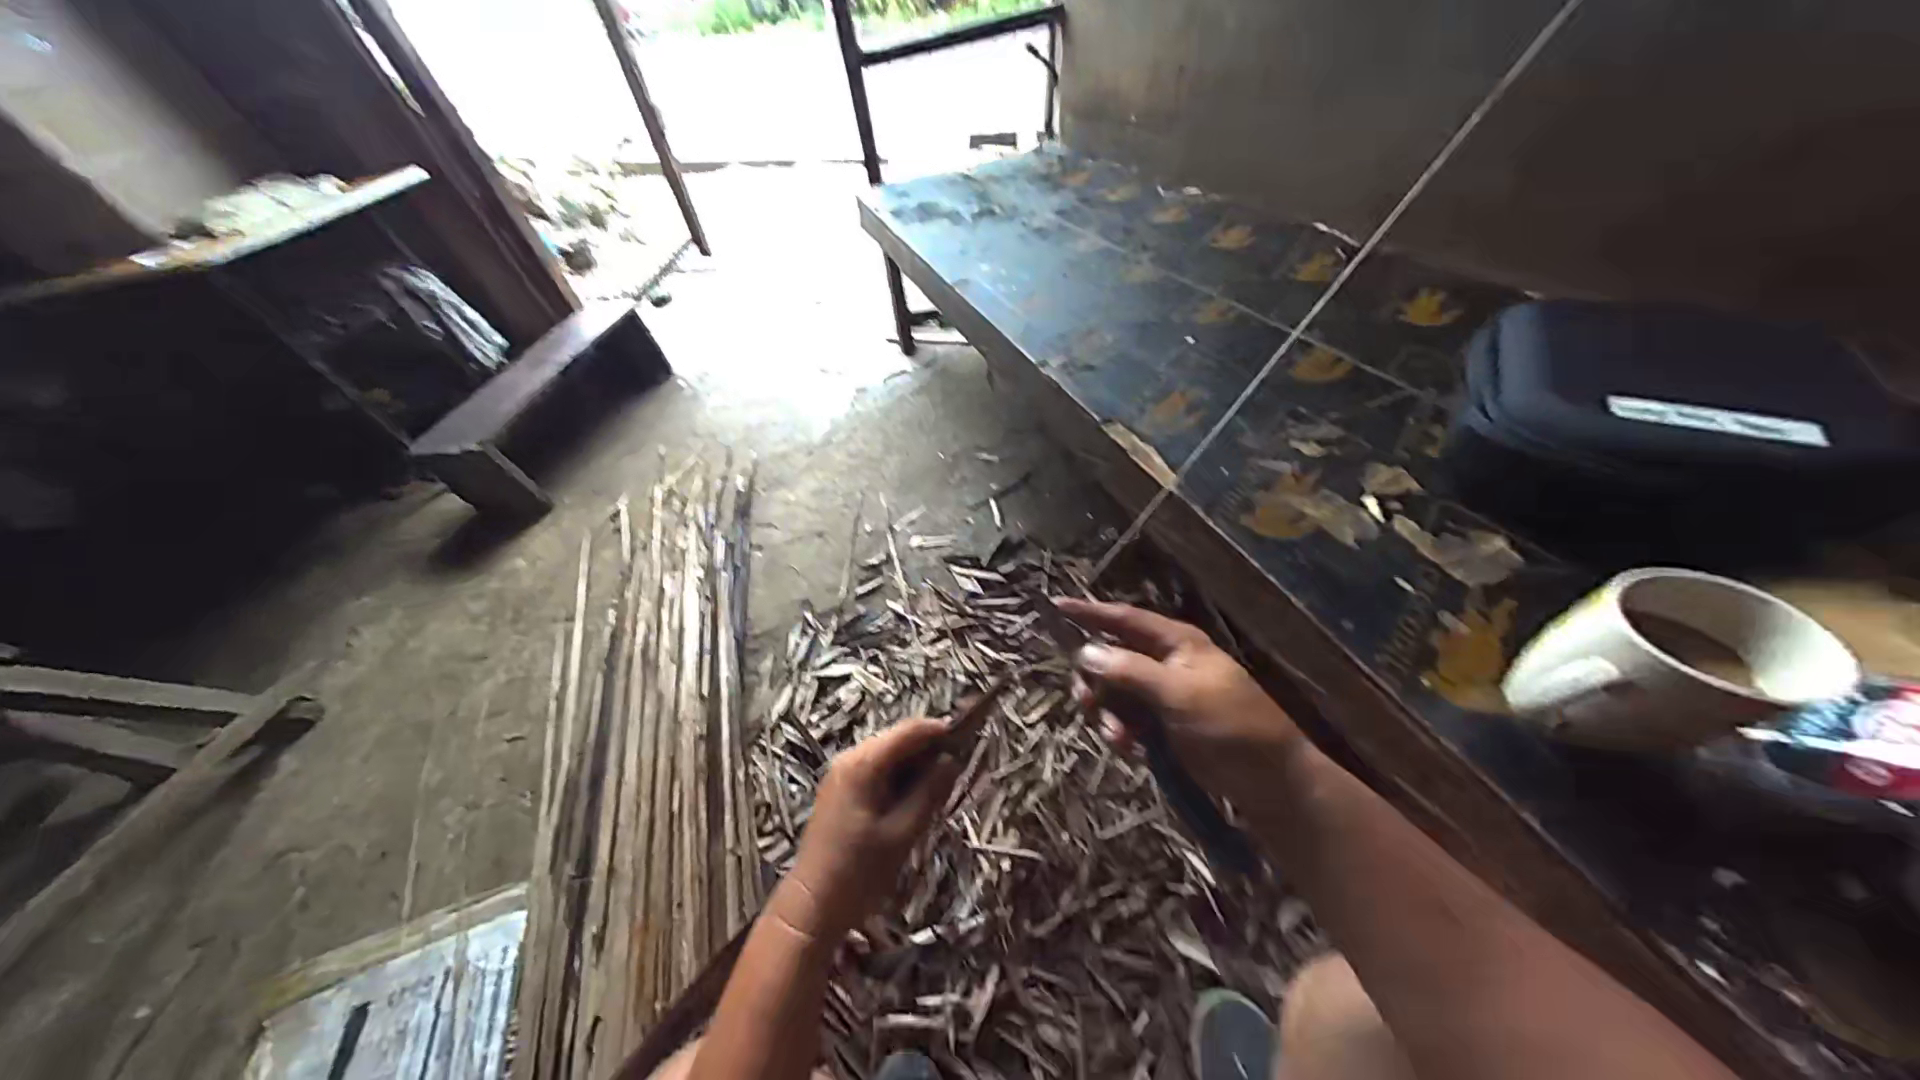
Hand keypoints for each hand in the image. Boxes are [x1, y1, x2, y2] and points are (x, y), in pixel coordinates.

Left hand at [783, 716, 960, 938]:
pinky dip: (896, 777)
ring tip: (937, 789)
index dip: (940, 731)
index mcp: (863, 764)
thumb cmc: (860, 872)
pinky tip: (910, 799)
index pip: (909, 730)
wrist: (813, 904)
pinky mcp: (840, 787)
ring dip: (913, 765)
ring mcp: (841, 772)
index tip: (968, 741)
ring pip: (888, 754)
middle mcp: (849, 757)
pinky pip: (876, 769)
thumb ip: (930, 791)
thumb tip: (952, 760)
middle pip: (897, 739)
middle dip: (928, 751)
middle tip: (955, 773)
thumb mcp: (903, 833)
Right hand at [1058, 597, 1305, 808]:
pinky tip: (1129, 749)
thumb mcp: (1178, 694)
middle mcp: (1166, 662)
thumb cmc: (1230, 725)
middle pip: (1112, 657)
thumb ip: (1129, 671)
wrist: (1269, 781)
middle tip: (1086, 701)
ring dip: (1108, 712)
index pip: (1124, 618)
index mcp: (1176, 642)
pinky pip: (1126, 719)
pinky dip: (1121, 732)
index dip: (1090, 612)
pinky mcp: (1163, 725)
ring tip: (1118, 738)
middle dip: (1095, 679)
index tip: (1056, 605)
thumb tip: (1085, 652)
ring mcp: (1163, 695)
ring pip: (1115, 692)